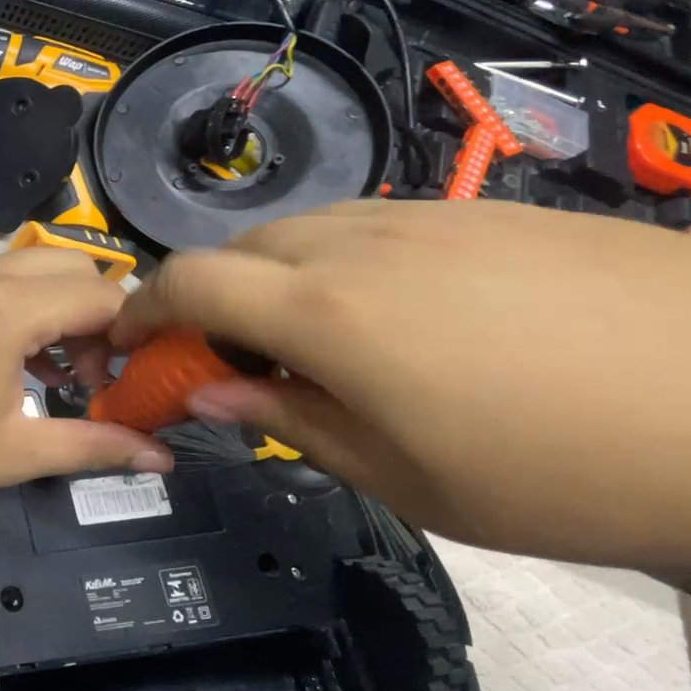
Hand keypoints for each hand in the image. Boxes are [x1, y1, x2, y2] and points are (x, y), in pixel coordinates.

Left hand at [0, 248, 170, 508]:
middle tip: (91, 373)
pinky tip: (11, 360)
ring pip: (31, 269)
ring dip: (58, 308)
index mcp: (10, 306)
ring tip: (56, 371)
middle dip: (98, 314)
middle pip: (72, 268)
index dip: (131, 334)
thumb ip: (95, 447)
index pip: (103, 296)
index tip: (129, 377)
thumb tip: (162, 460)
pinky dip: (20, 305)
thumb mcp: (16, 451)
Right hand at [111, 198, 690, 592]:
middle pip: (238, 246)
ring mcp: (429, 216)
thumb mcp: (403, 478)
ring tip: (320, 336)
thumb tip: (205, 394)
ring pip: (305, 226)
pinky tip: (407, 311)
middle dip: (209, 295)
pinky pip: (378, 222)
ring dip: (276, 274)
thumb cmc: (565, 474)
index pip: (187, 282)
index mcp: (324, 315)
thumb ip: (286, 422)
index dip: (139, 308)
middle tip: (233, 357)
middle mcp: (359, 244)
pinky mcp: (491, 211)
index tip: (125, 340)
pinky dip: (346, 259)